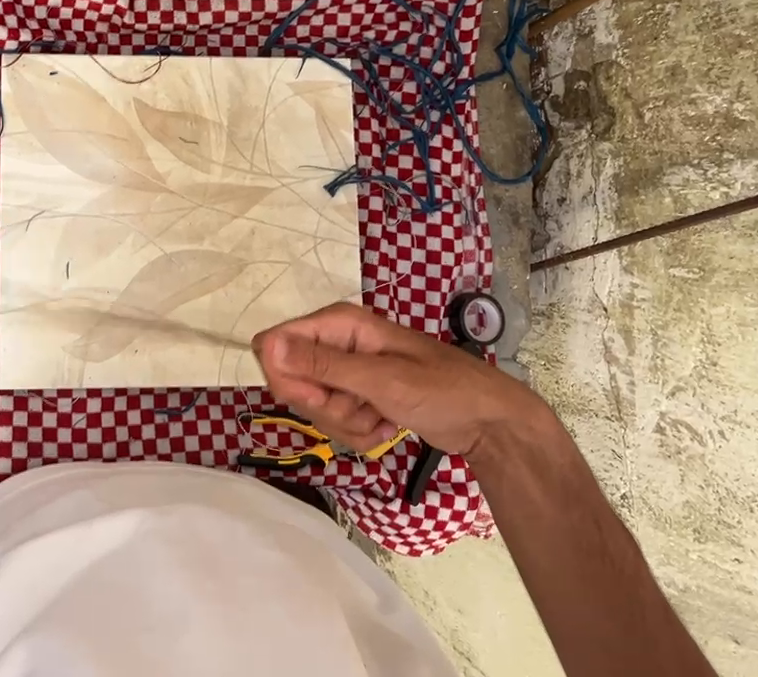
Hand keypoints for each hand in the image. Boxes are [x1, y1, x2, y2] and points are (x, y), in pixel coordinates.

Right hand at [251, 301, 547, 457]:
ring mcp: (346, 373)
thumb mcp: (380, 378)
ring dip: (346, 424)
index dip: (288, 376)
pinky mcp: (357, 398)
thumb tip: (266, 346)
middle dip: (325, 406)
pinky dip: (359, 433)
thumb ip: (321, 364)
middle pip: (292, 381)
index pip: (275, 345)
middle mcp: (335, 344)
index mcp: (337, 324)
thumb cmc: (442, 389)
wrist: (490, 422)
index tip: (320, 395)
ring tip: (382, 418)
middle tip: (362, 408)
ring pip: (314, 407)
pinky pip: (334, 422)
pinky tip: (387, 427)